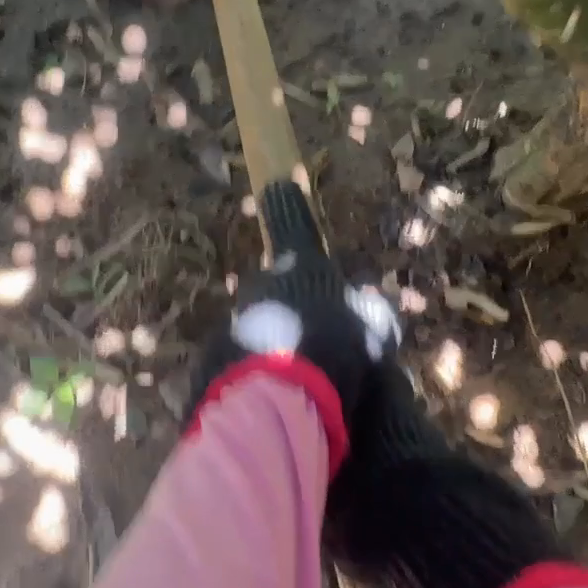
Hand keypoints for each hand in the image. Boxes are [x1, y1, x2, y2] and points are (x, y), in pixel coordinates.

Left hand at [184, 181, 400, 472]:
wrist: (278, 404)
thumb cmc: (334, 355)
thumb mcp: (375, 331)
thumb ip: (372, 312)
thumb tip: (368, 305)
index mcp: (300, 267)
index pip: (293, 226)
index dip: (287, 205)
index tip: (275, 184)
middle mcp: (261, 284)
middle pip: (274, 284)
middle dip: (289, 302)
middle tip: (311, 335)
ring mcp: (233, 320)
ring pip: (257, 322)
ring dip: (272, 340)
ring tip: (294, 377)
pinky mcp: (213, 356)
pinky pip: (240, 357)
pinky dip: (254, 370)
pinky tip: (272, 395)